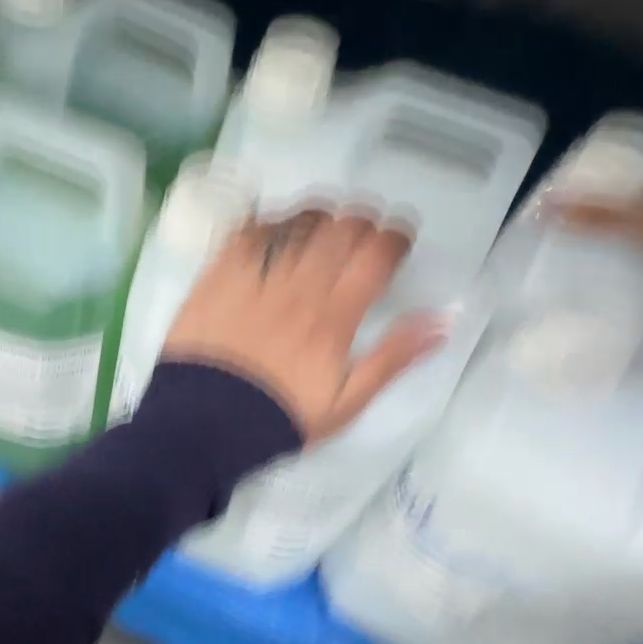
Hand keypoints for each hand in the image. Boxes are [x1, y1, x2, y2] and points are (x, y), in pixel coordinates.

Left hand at [161, 208, 445, 443]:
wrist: (201, 426)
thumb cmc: (275, 419)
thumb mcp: (344, 404)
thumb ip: (392, 358)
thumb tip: (441, 322)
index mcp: (334, 319)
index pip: (378, 254)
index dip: (396, 239)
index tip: (397, 245)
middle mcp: (297, 289)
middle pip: (342, 228)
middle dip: (362, 222)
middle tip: (361, 235)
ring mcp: (254, 280)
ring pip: (297, 222)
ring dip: (318, 216)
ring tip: (321, 229)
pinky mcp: (216, 278)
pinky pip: (246, 231)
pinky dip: (266, 221)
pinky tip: (272, 229)